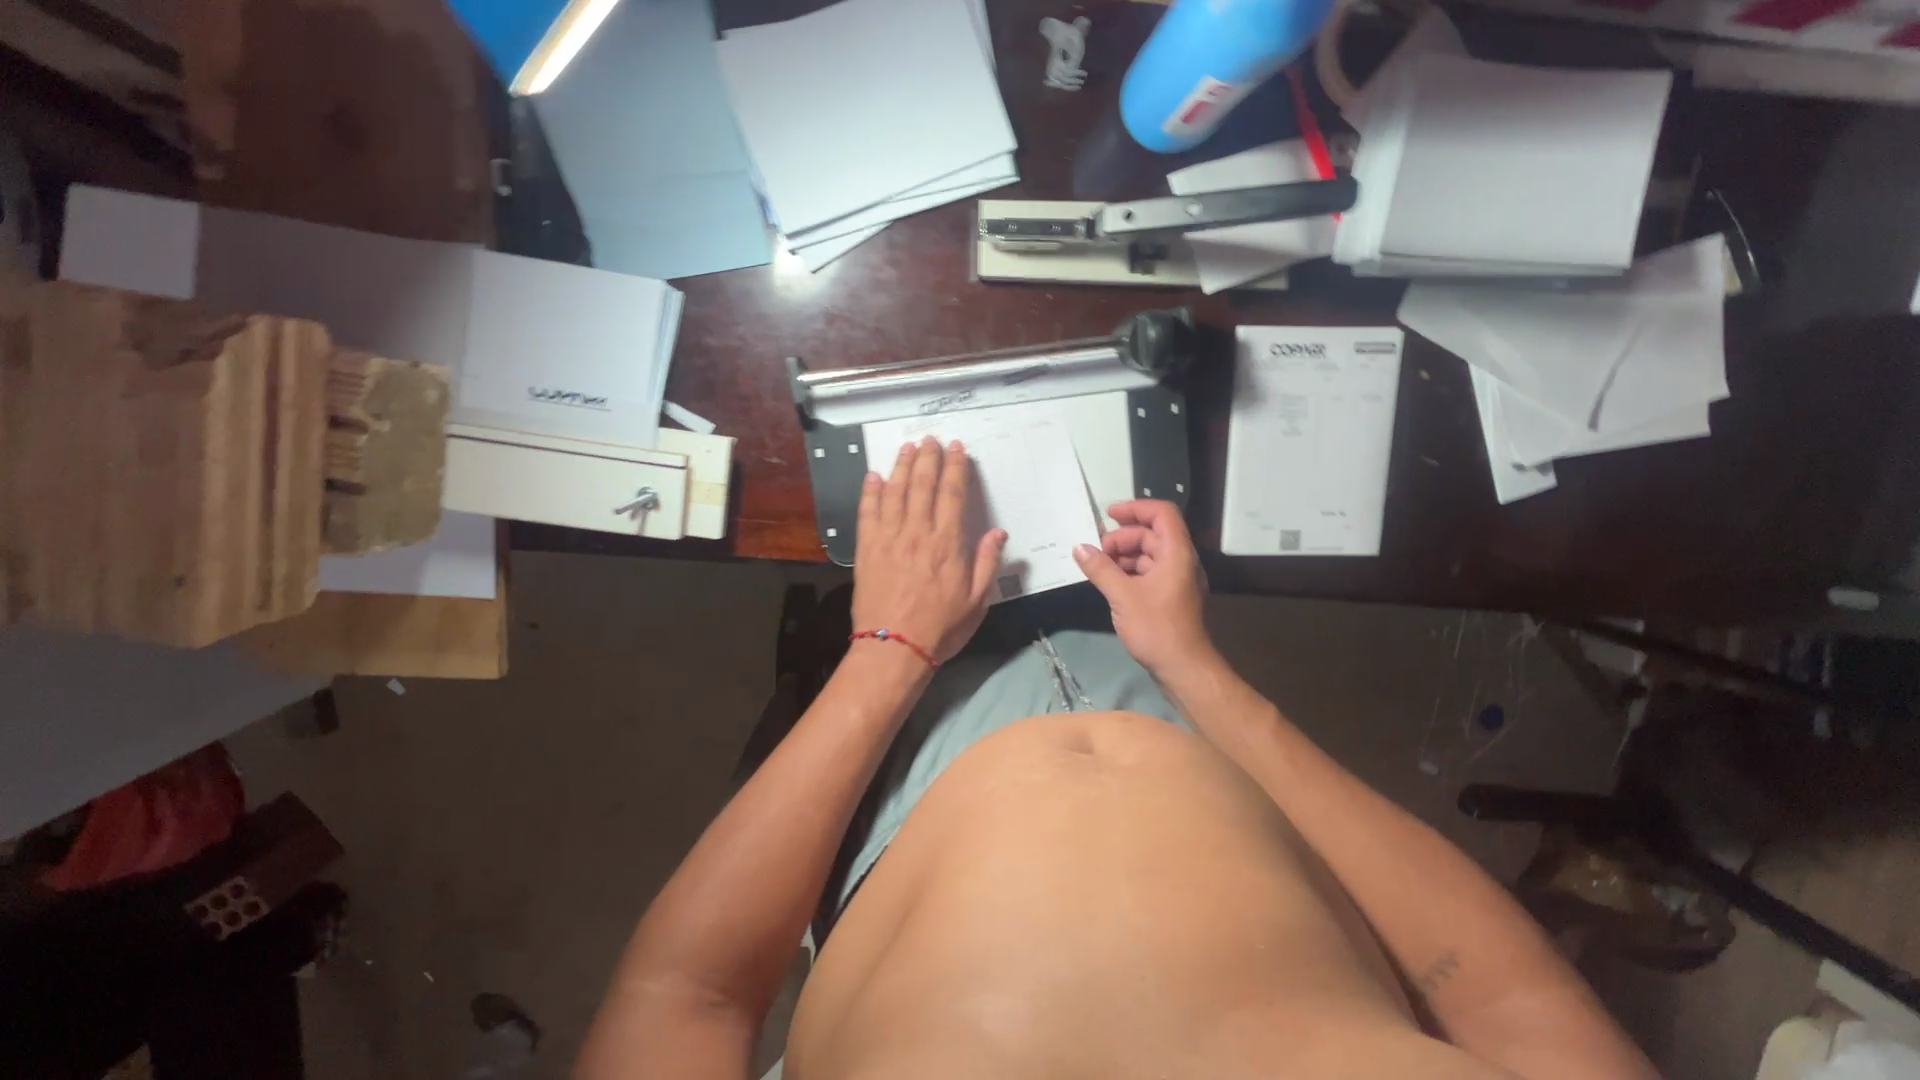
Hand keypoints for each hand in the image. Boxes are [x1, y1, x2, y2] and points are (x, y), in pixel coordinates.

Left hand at [853, 437, 1007, 662]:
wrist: (894, 648)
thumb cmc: (941, 627)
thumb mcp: (977, 600)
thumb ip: (986, 562)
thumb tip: (998, 531)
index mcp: (947, 543)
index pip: (953, 494)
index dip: (955, 468)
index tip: (957, 449)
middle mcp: (918, 532)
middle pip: (923, 484)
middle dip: (928, 458)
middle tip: (931, 439)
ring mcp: (888, 538)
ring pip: (895, 491)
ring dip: (902, 466)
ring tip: (908, 448)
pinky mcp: (866, 549)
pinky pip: (867, 512)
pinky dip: (871, 491)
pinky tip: (874, 476)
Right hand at [1072, 499, 1212, 674]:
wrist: (1183, 668)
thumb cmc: (1157, 628)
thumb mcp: (1123, 596)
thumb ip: (1100, 568)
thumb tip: (1079, 547)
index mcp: (1176, 553)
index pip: (1162, 513)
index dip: (1136, 508)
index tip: (1108, 514)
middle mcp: (1180, 561)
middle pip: (1152, 534)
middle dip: (1122, 537)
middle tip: (1096, 550)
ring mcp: (1176, 579)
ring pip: (1148, 554)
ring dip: (1123, 555)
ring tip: (1098, 566)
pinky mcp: (1170, 596)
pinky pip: (1149, 572)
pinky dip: (1129, 571)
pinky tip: (1109, 582)